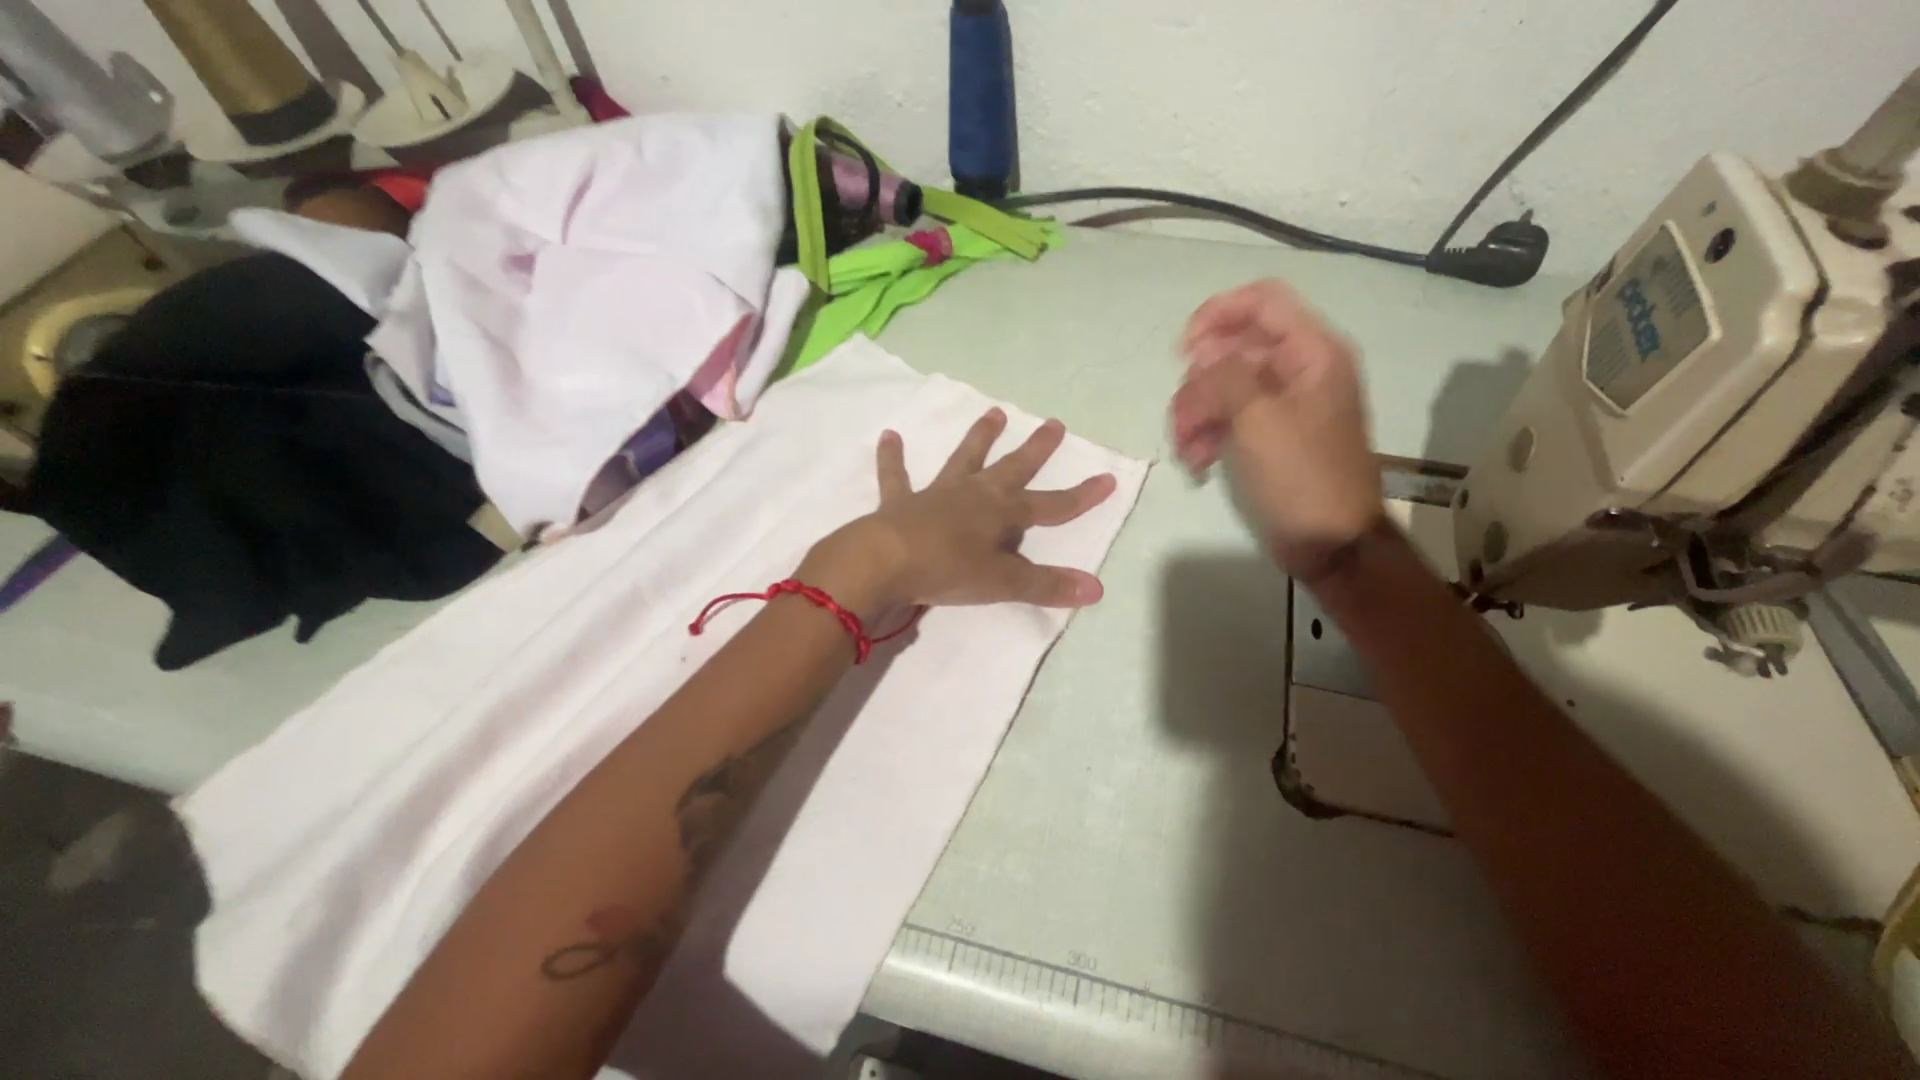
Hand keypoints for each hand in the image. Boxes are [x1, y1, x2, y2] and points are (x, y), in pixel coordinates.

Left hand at [802, 409, 1116, 616]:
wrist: (882, 561)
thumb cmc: (946, 570)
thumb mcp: (1002, 583)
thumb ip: (1046, 585)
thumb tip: (1096, 589)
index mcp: (1001, 513)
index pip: (1051, 505)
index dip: (1080, 496)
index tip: (1107, 479)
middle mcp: (973, 494)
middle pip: (1011, 468)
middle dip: (1036, 449)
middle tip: (1054, 423)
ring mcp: (936, 494)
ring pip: (963, 460)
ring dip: (979, 437)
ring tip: (995, 413)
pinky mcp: (899, 503)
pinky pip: (896, 476)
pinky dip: (893, 457)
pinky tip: (889, 436)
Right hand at [1170, 280, 1383, 573]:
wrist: (1330, 542)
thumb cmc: (1301, 476)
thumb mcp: (1258, 418)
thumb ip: (1225, 374)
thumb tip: (1203, 357)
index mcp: (1312, 352)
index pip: (1261, 301)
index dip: (1216, 314)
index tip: (1183, 351)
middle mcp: (1299, 368)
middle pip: (1232, 347)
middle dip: (1198, 382)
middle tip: (1183, 419)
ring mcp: (1283, 403)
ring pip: (1221, 384)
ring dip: (1196, 413)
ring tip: (1188, 449)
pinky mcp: (1268, 434)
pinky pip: (1226, 416)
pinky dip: (1206, 433)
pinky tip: (1198, 462)